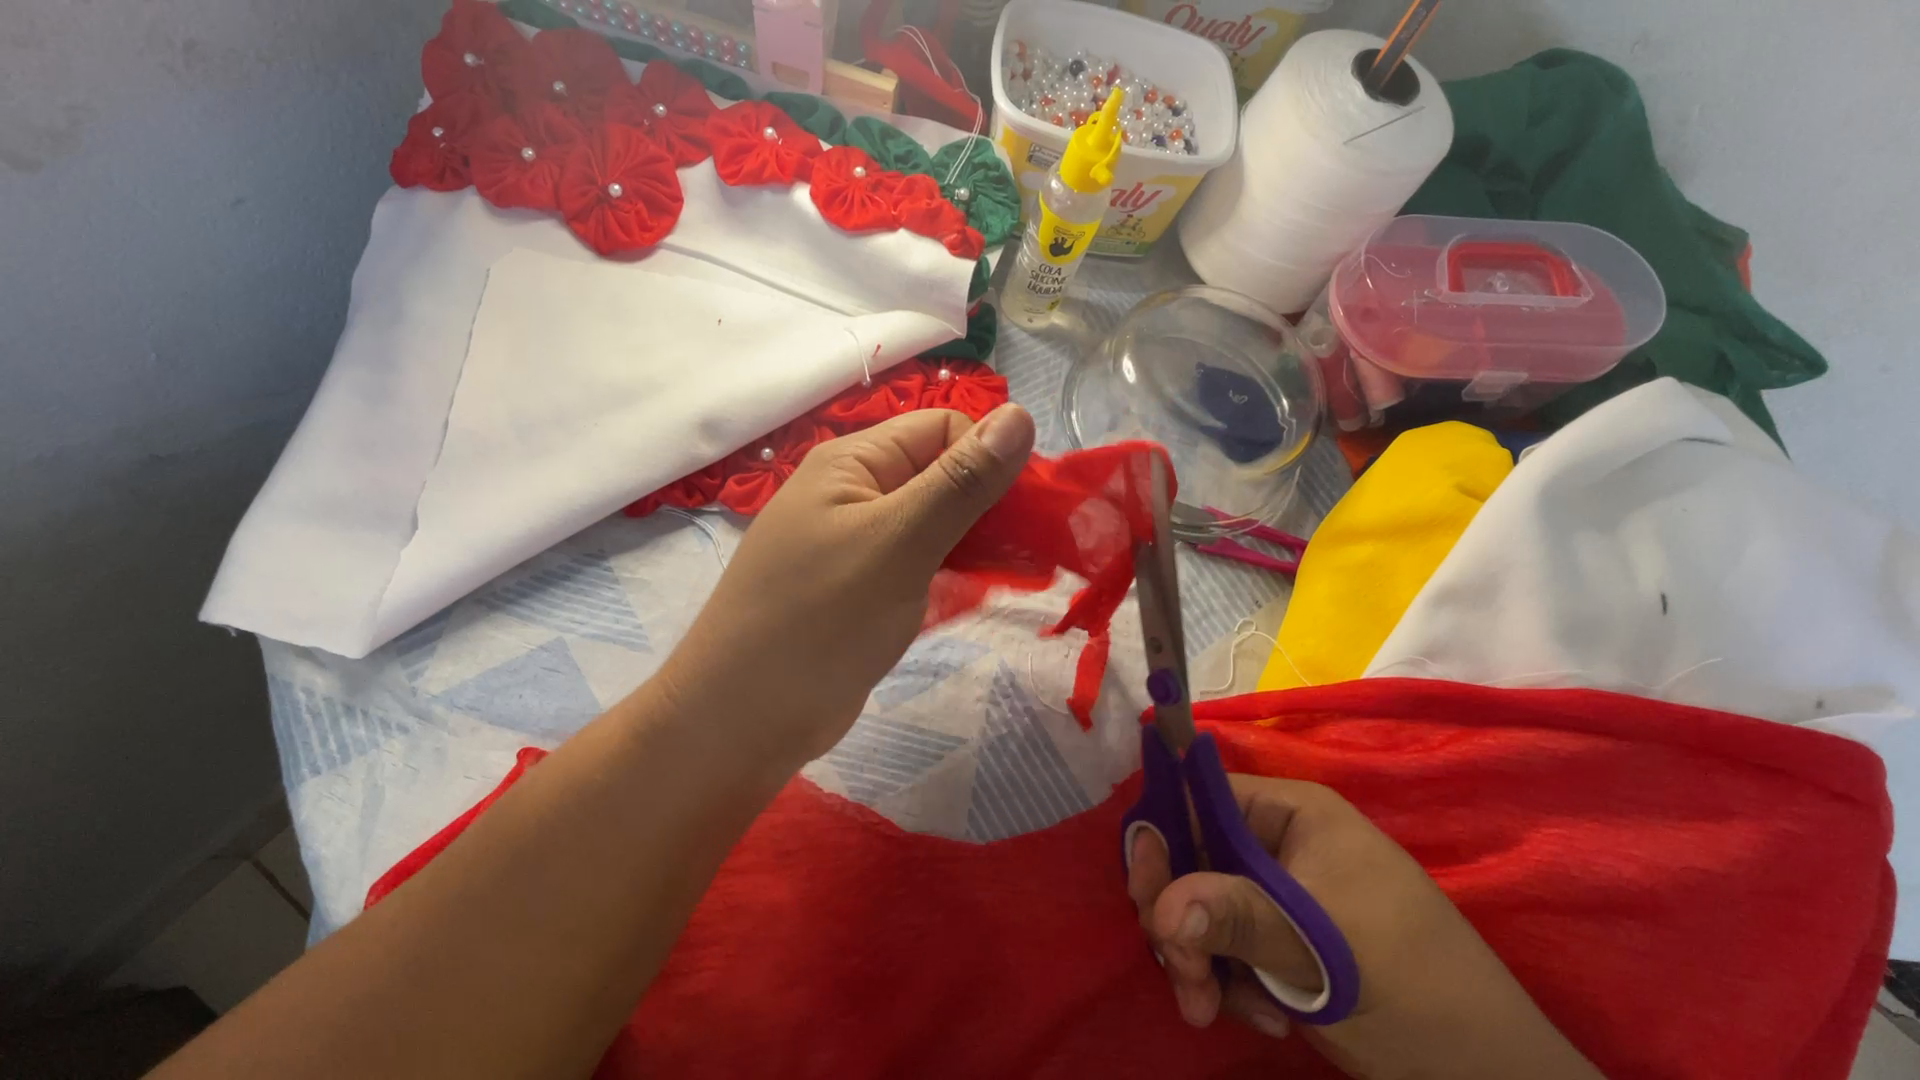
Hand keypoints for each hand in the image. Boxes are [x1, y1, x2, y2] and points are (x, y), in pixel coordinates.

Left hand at [658, 404, 1035, 771]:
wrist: (742, 721)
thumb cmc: (820, 622)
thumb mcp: (898, 544)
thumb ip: (961, 482)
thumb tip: (1021, 415)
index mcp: (854, 463)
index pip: (944, 429)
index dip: (991, 459)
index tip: (1028, 513)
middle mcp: (853, 493)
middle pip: (942, 475)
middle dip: (990, 507)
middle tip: (1032, 554)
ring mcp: (856, 544)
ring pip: (935, 524)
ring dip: (976, 545)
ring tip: (1014, 580)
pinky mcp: (861, 590)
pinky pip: (918, 565)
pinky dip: (951, 576)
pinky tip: (974, 599)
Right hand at [1127, 775, 1601, 1079]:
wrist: (1484, 1074)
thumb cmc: (1411, 989)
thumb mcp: (1321, 948)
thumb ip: (1235, 916)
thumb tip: (1159, 906)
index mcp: (1295, 814)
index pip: (1199, 798)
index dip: (1162, 839)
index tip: (1146, 899)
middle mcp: (1282, 843)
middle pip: (1193, 858)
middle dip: (1179, 919)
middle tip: (1185, 977)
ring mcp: (1282, 893)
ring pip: (1201, 907)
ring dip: (1199, 960)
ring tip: (1214, 1010)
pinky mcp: (1283, 938)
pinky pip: (1225, 944)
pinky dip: (1225, 981)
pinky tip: (1261, 1015)